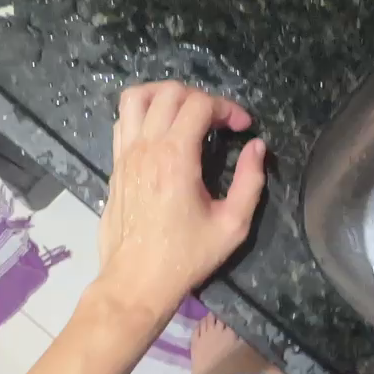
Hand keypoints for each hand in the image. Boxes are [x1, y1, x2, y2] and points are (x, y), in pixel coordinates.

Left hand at [94, 82, 267, 324]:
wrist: (137, 281)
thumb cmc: (187, 256)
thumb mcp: (232, 225)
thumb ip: (250, 182)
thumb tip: (257, 149)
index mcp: (176, 157)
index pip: (200, 104)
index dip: (227, 108)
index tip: (243, 128)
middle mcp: (146, 147)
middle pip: (169, 92)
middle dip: (200, 97)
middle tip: (219, 121)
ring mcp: (125, 154)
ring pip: (137, 97)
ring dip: (165, 95)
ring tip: (187, 113)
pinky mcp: (116, 165)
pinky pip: (123, 120)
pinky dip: (144, 113)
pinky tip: (162, 132)